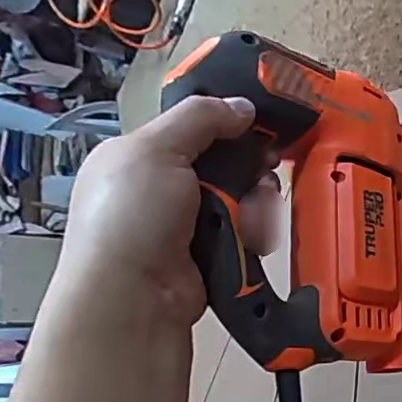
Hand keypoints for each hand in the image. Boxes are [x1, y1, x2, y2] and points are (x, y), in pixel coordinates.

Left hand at [52, 96, 256, 326]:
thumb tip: (243, 106)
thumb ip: (201, 119)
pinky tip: (251, 235)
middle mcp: (164, 189)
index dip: (226, 124)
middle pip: (225, 165)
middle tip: (268, 167)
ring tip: (254, 212)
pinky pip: (245, 232)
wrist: (135, 295)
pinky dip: (253, 232)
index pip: (191, 130)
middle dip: (249, 167)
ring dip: (255, 203)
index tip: (256, 124)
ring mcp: (188, 225)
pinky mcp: (212, 253)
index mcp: (139, 157)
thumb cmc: (133, 215)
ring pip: (241, 199)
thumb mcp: (157, 149)